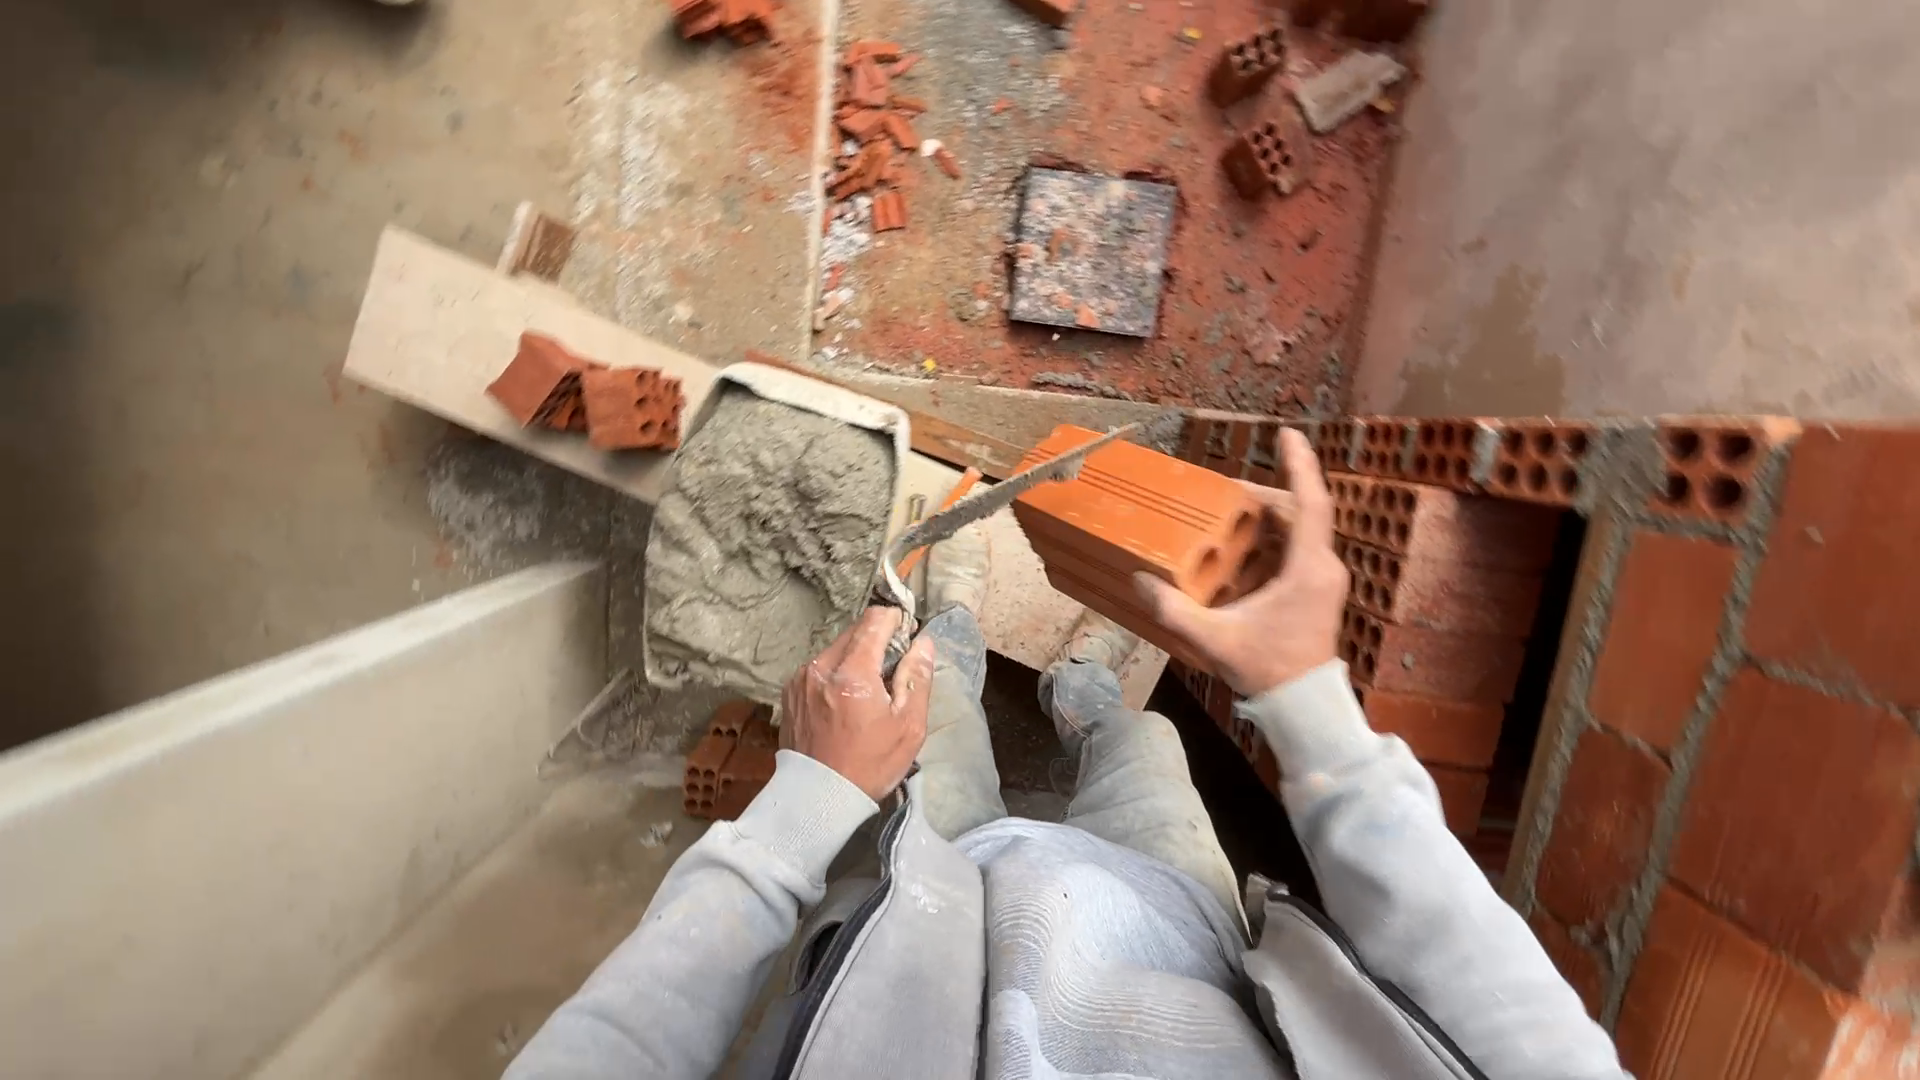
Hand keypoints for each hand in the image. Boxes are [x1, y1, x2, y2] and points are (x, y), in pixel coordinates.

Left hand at [780, 606, 935, 799]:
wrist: (817, 800)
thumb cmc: (870, 764)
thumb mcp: (908, 726)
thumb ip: (917, 677)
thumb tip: (924, 643)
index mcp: (852, 672)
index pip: (874, 621)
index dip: (894, 620)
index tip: (906, 632)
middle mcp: (821, 667)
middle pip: (854, 631)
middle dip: (876, 639)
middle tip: (892, 667)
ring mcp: (801, 679)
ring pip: (835, 649)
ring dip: (855, 656)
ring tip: (869, 688)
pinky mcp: (789, 692)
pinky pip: (819, 668)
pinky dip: (836, 673)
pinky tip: (845, 701)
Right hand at [1134, 429, 1348, 696]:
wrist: (1303, 705)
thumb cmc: (1267, 668)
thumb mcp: (1214, 638)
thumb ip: (1174, 610)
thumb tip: (1140, 580)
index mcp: (1308, 569)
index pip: (1310, 503)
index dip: (1300, 464)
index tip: (1286, 433)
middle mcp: (1322, 566)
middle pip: (1299, 511)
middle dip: (1263, 494)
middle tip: (1225, 490)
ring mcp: (1322, 579)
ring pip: (1298, 530)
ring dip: (1265, 516)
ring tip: (1228, 512)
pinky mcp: (1315, 590)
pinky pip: (1294, 549)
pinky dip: (1269, 539)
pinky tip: (1238, 547)